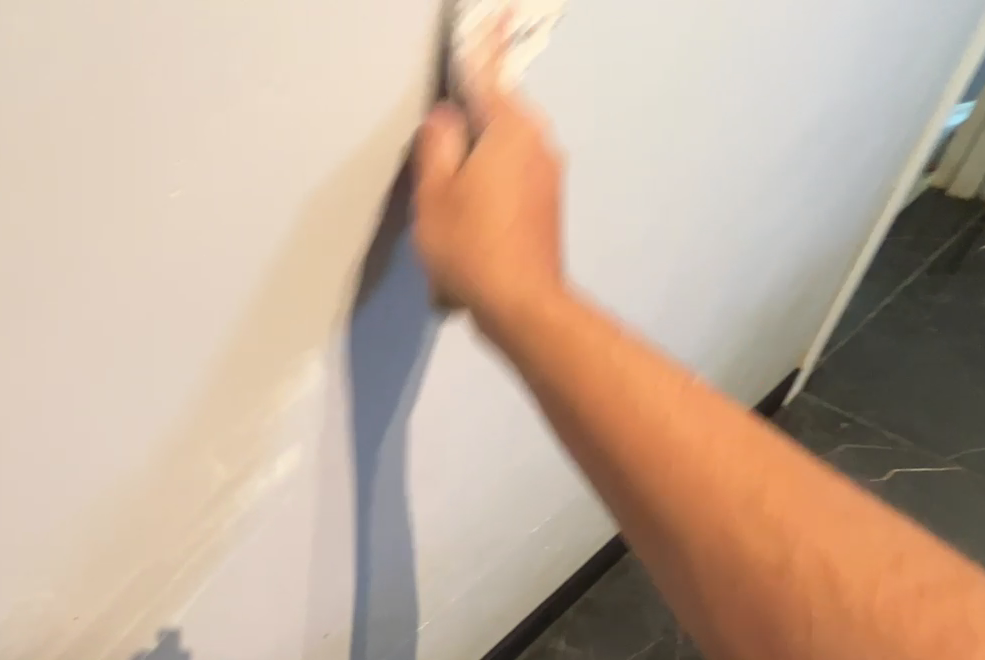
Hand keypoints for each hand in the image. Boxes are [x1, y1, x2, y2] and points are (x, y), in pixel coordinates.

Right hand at [413, 39, 564, 323]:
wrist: (520, 305)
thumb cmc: (470, 246)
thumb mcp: (434, 194)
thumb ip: (436, 146)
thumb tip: (445, 118)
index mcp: (509, 128)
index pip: (488, 75)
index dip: (482, 45)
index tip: (493, 12)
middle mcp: (538, 144)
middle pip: (496, 121)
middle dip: (469, 133)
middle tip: (437, 172)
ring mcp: (549, 178)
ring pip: (504, 157)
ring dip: (478, 172)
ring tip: (451, 216)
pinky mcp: (549, 210)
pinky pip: (513, 186)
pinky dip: (491, 197)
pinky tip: (472, 234)